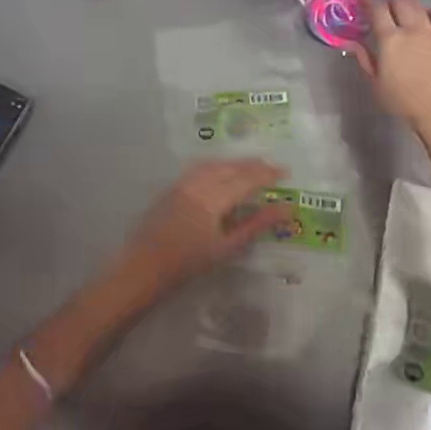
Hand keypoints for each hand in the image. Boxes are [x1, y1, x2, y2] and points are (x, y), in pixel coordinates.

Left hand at [117, 160, 293, 291]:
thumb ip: (256, 224)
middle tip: (271, 167)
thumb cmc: (188, 263)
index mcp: (213, 198)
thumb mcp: (227, 247)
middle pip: (229, 167)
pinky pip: (197, 169)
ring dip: (233, 163)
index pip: (246, 179)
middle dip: (252, 165)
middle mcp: (196, 184)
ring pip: (212, 164)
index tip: (285, 172)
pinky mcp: (169, 189)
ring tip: (249, 167)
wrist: (144, 267)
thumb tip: (286, 209)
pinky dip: (215, 166)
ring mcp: (180, 184)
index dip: (267, 174)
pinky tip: (220, 173)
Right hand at [355, 0, 430, 128]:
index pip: (377, 11)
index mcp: (389, 39)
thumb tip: (353, 44)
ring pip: (418, 6)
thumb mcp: (376, 83)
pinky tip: (428, 7)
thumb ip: (365, 60)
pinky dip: (430, 11)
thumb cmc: (402, 99)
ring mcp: (430, 33)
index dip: (368, 0)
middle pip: (400, 2)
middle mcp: (410, 29)